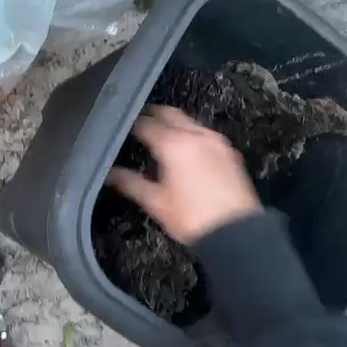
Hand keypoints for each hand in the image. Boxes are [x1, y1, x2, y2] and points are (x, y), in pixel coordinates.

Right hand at [107, 105, 259, 244]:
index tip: (124, 127)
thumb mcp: (155, 202)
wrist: (235, 231)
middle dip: (155, 115)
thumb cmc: (192, 217)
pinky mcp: (229, 154)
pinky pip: (206, 136)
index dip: (133, 125)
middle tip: (142, 121)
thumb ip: (130, 183)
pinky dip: (192, 137)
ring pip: (191, 123)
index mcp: (174, 145)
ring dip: (176, 125)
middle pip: (171, 114)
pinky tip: (187, 151)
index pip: (146, 124)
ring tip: (163, 136)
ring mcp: (216, 143)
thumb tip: (111, 174)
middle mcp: (196, 137)